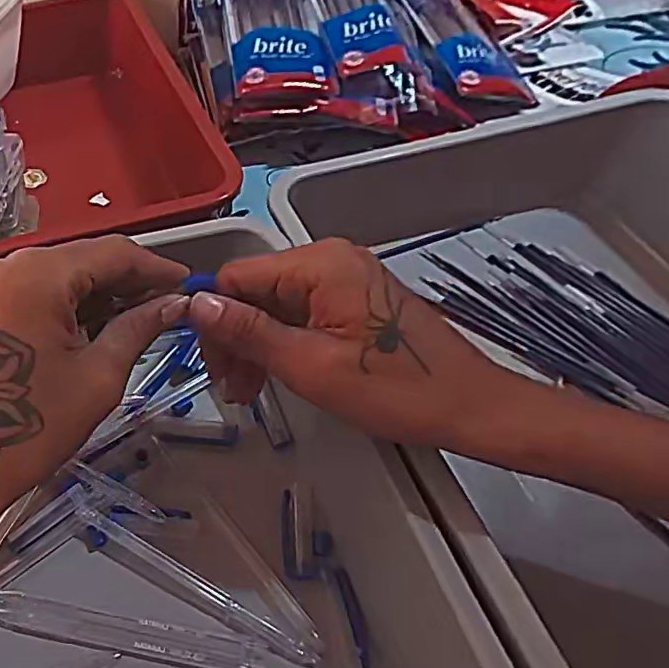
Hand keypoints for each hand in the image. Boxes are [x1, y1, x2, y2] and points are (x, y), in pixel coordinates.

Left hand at [0, 236, 188, 519]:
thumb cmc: (30, 428)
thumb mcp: (100, 375)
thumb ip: (139, 327)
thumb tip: (171, 305)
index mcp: (37, 277)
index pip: (113, 252)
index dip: (156, 267)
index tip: (183, 283)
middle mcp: (10, 268)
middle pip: (88, 257)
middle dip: (131, 280)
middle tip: (168, 304)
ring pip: (67, 272)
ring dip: (105, 292)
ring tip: (142, 318)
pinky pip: (44, 288)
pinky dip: (76, 302)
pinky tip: (105, 324)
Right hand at [187, 238, 550, 450]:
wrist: (470, 407)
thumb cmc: (398, 390)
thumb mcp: (308, 364)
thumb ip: (248, 331)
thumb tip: (198, 304)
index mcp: (320, 265)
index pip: (237, 276)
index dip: (214, 319)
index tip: (211, 363)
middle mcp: (332, 260)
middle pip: (255, 290)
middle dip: (235, 337)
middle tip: (231, 386)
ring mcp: (345, 279)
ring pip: (275, 305)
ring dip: (255, 345)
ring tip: (249, 390)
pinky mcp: (354, 299)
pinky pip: (300, 314)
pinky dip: (283, 343)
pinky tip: (275, 374)